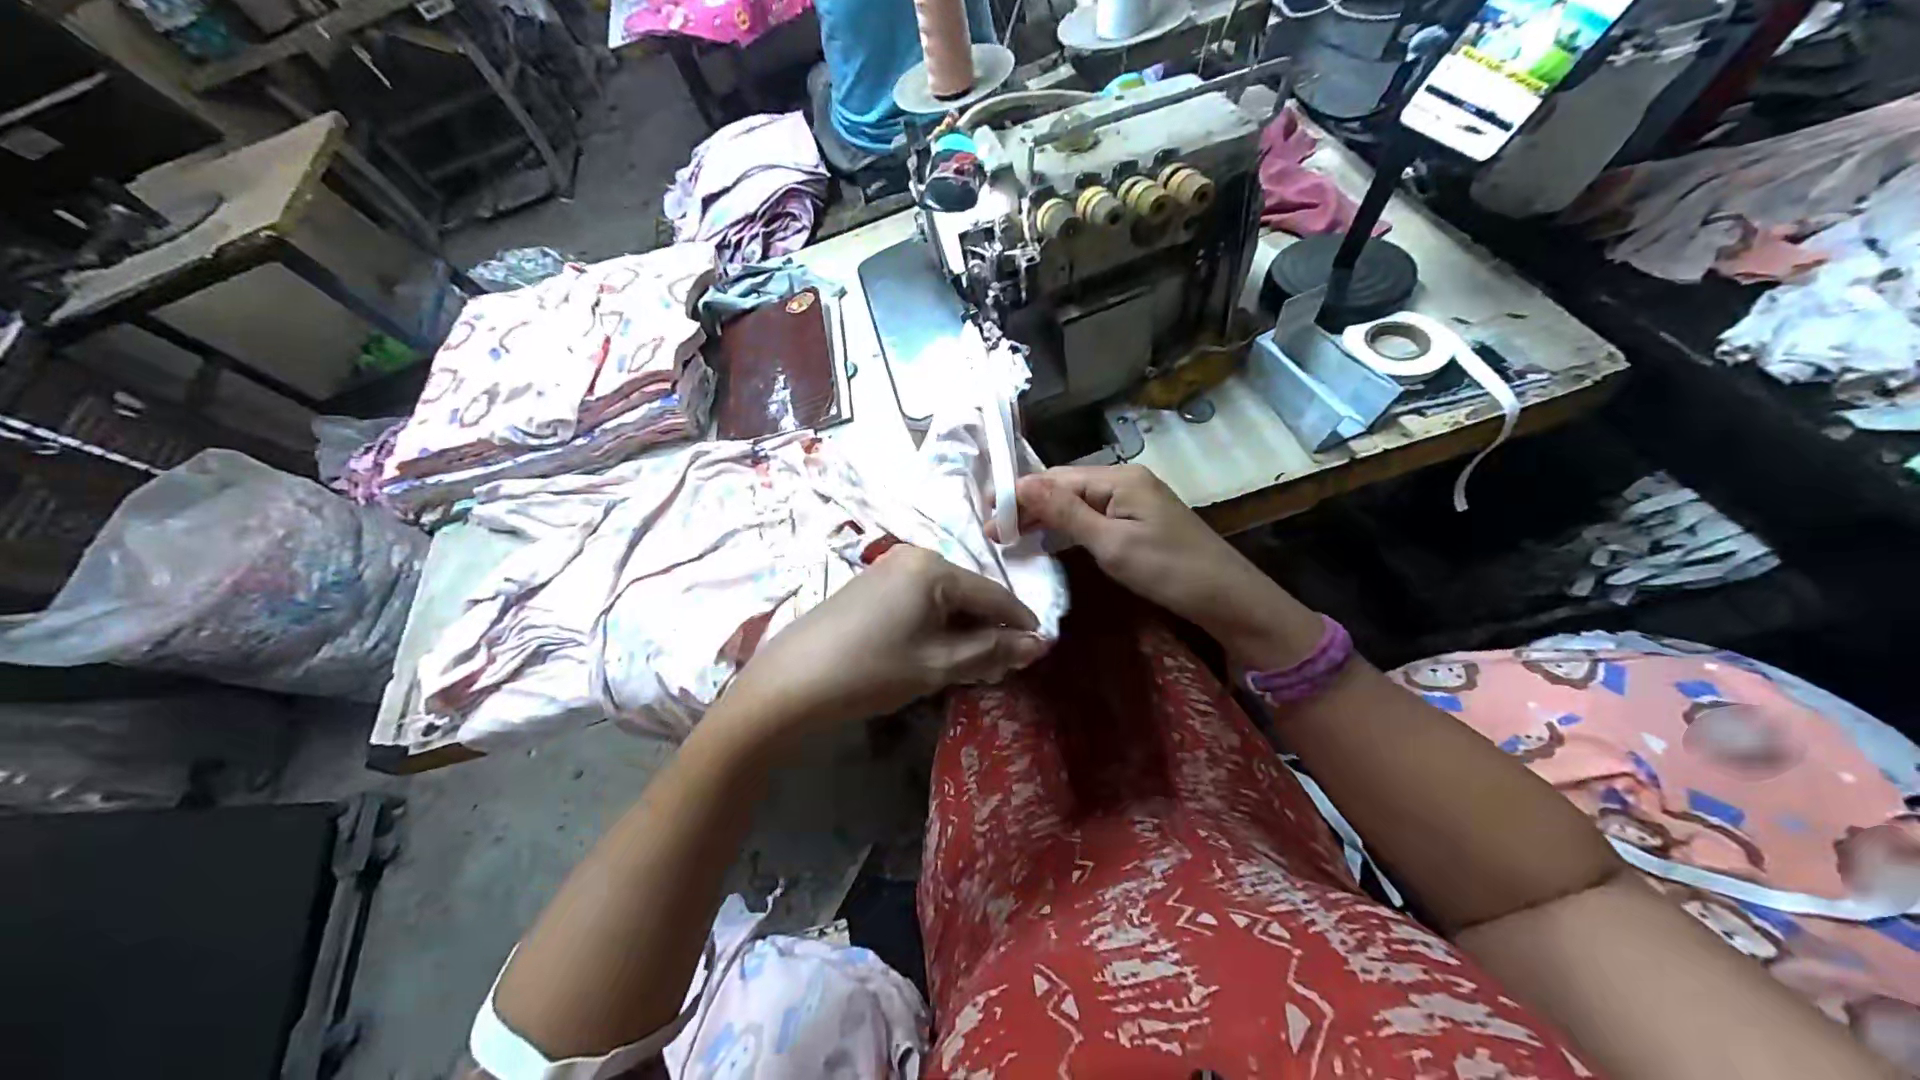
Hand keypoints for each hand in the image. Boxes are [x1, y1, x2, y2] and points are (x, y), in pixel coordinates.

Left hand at [719, 545, 1048, 740]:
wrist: (791, 682)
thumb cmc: (872, 670)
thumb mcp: (939, 664)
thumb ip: (992, 650)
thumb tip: (1038, 643)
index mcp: (934, 567)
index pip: (994, 595)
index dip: (1020, 623)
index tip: (1041, 649)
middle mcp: (913, 557)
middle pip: (968, 594)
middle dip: (989, 630)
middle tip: (1003, 667)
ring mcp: (887, 569)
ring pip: (943, 600)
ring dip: (962, 630)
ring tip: (973, 667)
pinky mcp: (869, 586)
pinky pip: (919, 602)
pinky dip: (936, 626)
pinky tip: (937, 653)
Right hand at [994, 465, 1322, 668]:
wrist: (1227, 598)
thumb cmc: (1169, 570)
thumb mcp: (1112, 544)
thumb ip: (1066, 513)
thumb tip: (1021, 485)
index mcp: (1118, 478)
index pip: (1055, 479)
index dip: (1019, 499)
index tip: (989, 524)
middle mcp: (1124, 479)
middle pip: (1065, 486)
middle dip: (1028, 507)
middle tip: (994, 535)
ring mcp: (1134, 498)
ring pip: (1077, 501)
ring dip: (1045, 517)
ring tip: (1013, 538)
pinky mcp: (1138, 519)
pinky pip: (1093, 515)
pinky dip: (1068, 526)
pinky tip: (1050, 539)